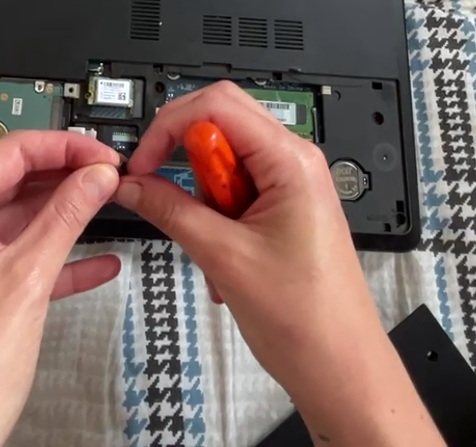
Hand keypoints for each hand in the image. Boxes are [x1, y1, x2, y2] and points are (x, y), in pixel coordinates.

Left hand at [0, 131, 121, 446]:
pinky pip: (23, 250)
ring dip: (68, 212)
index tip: (102, 152)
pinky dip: (60, 253)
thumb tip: (96, 175)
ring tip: (111, 205)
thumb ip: (65, 217)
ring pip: (24, 212)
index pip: (13, 150)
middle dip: (69, 176)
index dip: (64, 146)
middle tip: (112, 176)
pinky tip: (99, 261)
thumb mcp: (27, 279)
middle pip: (18, 176)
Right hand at [117, 82, 443, 446]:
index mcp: (290, 159)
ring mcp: (291, 181)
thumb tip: (131, 184)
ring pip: (224, 155)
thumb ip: (171, 210)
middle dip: (183, 154)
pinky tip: (223, 254)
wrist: (343, 371)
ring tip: (210, 243)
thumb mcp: (224, 257)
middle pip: (220, 119)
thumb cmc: (306, 319)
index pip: (216, 104)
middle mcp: (294, 159)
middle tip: (162, 189)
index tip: (144, 163)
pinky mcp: (285, 204)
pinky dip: (215, 212)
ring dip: (201, 193)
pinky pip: (235, 185)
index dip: (170, 125)